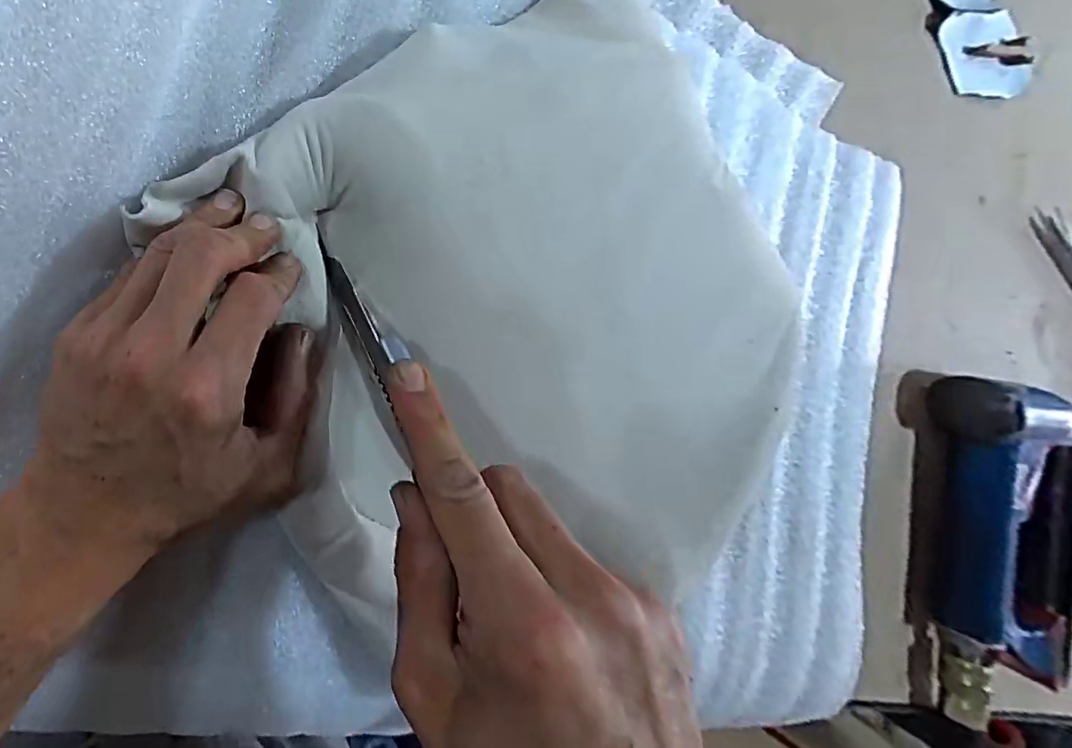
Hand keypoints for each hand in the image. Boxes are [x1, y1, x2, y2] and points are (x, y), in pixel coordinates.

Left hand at [23, 188, 319, 557]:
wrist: (81, 510)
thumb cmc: (182, 493)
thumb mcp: (265, 469)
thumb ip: (296, 397)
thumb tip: (298, 328)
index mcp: (205, 391)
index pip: (251, 297)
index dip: (279, 272)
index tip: (289, 266)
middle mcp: (151, 355)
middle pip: (202, 255)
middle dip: (243, 233)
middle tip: (265, 226)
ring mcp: (106, 337)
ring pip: (162, 250)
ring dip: (203, 223)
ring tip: (229, 209)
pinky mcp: (78, 331)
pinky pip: (131, 270)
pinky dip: (166, 250)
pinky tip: (188, 242)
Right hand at [386, 362, 700, 747]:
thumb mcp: (433, 699)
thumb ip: (419, 585)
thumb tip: (415, 498)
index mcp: (525, 626)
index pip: (462, 497)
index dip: (429, 429)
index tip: (407, 373)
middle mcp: (593, 598)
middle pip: (507, 488)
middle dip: (471, 506)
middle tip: (461, 569)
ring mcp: (637, 602)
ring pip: (545, 516)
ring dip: (514, 542)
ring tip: (517, 618)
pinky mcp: (663, 609)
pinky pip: (585, 552)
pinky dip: (555, 571)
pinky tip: (562, 637)